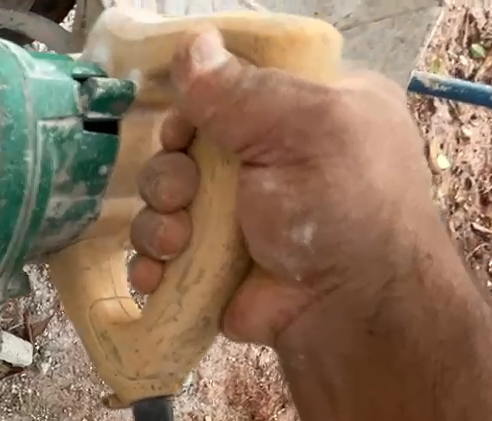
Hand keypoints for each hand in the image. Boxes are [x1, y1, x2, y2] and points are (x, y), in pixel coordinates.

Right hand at [125, 28, 456, 349]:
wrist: (340, 306)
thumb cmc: (341, 207)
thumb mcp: (305, 130)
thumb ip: (242, 93)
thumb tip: (191, 43)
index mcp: (295, 114)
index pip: (225, 90)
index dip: (193, 106)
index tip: (185, 127)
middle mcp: (255, 161)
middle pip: (177, 150)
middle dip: (169, 176)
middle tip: (187, 196)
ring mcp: (223, 216)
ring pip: (157, 205)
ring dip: (158, 225)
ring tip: (181, 245)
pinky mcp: (199, 262)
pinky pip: (150, 254)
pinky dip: (149, 264)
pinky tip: (163, 273)